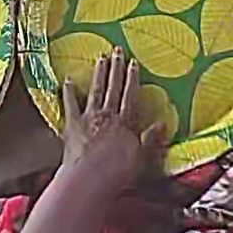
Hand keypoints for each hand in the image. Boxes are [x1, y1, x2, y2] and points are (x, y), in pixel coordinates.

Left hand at [58, 51, 160, 199]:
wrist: (87, 181)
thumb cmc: (116, 173)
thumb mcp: (141, 157)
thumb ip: (151, 139)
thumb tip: (163, 122)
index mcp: (125, 121)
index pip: (130, 95)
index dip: (132, 78)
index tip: (133, 62)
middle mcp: (107, 114)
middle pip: (113, 88)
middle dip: (116, 68)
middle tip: (117, 50)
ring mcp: (89, 117)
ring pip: (96, 90)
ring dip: (98, 73)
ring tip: (100, 57)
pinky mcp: (72, 124)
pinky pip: (71, 105)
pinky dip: (69, 91)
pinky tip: (68, 79)